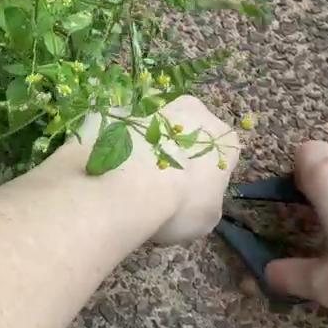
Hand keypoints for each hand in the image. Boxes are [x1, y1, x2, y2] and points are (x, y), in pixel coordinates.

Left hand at [40, 95, 237, 245]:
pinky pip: (115, 128)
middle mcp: (193, 112)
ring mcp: (152, 108)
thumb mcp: (205, 218)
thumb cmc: (178, 206)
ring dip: (140, 145)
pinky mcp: (115, 111)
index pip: (220, 154)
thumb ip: (205, 200)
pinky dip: (110, 143)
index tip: (185, 191)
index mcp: (224, 139)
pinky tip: (102, 166)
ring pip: (149, 127)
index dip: (202, 174)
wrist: (125, 189)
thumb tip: (192, 199)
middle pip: (185, 132)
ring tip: (124, 175)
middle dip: (171, 151)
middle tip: (154, 181)